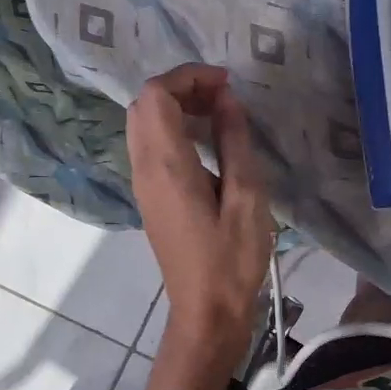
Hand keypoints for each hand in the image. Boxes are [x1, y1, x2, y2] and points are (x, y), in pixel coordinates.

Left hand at [127, 63, 272, 348]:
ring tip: (219, 110)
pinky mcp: (150, 196)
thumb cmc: (232, 257)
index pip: (156, 95)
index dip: (188, 76)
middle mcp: (145, 168)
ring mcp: (143, 183)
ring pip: (144, 122)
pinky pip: (150, 143)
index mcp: (166, 165)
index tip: (226, 84)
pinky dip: (174, 125)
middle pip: (144, 104)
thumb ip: (234, 140)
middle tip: (223, 94)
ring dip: (177, 104)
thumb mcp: (248, 194)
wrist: (206, 313)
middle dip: (182, 86)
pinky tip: (208, 138)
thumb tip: (226, 100)